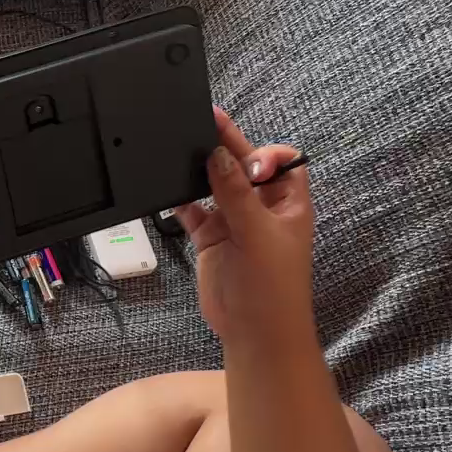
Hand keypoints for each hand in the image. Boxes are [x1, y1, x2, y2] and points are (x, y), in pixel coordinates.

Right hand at [174, 108, 316, 359]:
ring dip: (199, 170)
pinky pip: (191, 210)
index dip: (264, 154)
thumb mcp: (258, 234)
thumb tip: (218, 154)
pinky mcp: (209, 237)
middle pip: (242, 166)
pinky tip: (164, 188)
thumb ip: (236, 193)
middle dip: (226, 147)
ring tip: (178, 147)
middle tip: (202, 120)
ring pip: (214, 184)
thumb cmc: (272, 286)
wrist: (253, 331)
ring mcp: (233, 222)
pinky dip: (178, 199)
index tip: (243, 160)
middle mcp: (261, 208)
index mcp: (288, 204)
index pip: (281, 162)